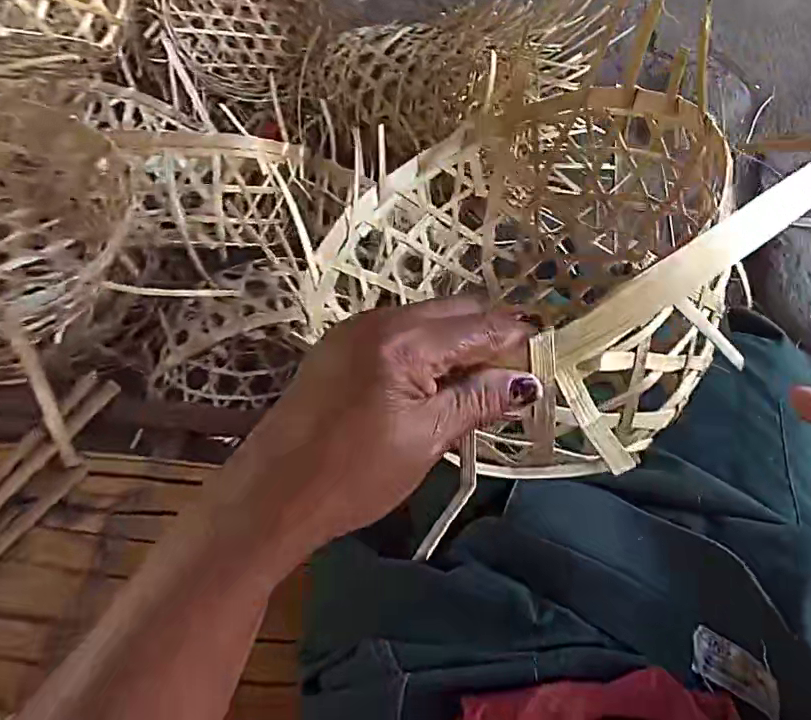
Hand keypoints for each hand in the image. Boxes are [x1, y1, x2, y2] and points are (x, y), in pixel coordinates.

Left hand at [205, 298, 538, 571]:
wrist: (265, 500)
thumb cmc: (351, 476)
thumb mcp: (426, 438)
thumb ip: (479, 400)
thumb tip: (528, 383)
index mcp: (404, 341)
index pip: (480, 325)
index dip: (517, 338)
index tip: (545, 355)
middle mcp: (380, 318)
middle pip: (457, 310)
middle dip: (490, 336)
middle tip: (511, 376)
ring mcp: (357, 327)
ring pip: (430, 317)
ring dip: (459, 341)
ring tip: (475, 383)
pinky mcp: (341, 343)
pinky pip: (402, 329)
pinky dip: (429, 346)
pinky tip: (434, 381)